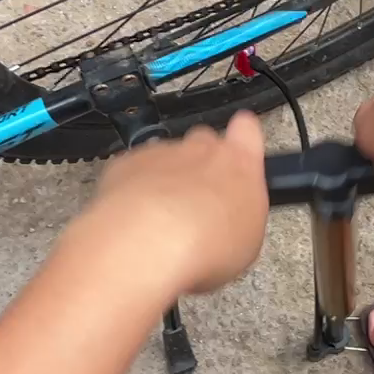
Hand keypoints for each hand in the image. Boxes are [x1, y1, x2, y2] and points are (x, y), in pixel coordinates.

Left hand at [81, 111, 268, 293]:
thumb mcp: (247, 241)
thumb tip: (235, 216)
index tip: (239, 154)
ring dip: (166, 183)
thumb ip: (243, 212)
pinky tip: (137, 220)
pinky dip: (134, 191)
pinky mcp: (126, 164)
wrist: (148, 244)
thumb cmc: (205, 244)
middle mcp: (200, 149)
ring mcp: (161, 154)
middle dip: (201, 166)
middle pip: (204, 143)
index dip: (243, 138)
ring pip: (166, 159)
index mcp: (238, 162)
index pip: (247, 128)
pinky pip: (133, 171)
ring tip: (163, 223)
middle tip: (199, 203)